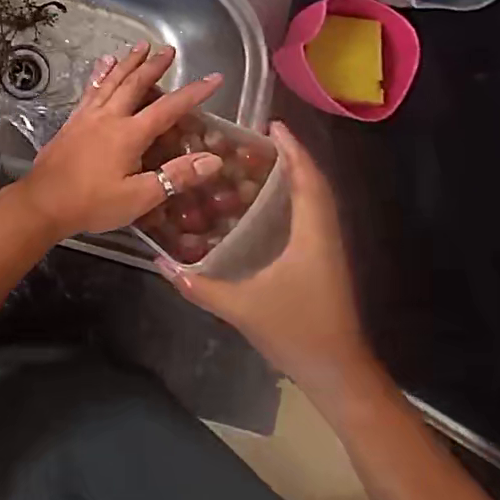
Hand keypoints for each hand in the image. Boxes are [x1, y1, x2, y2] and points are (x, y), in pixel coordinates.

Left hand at [7, 42, 224, 242]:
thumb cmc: (91, 203)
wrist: (43, 202)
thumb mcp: (138, 198)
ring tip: (140, 47)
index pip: (169, 108)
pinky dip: (100, 75)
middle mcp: (109, 117)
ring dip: (128, 63)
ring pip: (111, 81)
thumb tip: (213, 160)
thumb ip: (175, 177)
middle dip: (154, 66)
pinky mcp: (72, 121)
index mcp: (129, 134)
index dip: (193, 93)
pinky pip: (90, 90)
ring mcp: (87, 116)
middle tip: (168, 50)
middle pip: (135, 84)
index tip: (214, 78)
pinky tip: (102, 66)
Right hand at [157, 121, 376, 395]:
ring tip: (260, 161)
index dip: (293, 150)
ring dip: (294, 175)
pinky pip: (312, 216)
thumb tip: (160, 262)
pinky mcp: (324, 261)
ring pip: (316, 200)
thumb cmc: (296, 333)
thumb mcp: (241, 307)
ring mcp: (328, 249)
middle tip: (258, 139)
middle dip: (291, 157)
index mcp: (311, 236)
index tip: (272, 125)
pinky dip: (296, 197)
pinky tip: (268, 202)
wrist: (338, 373)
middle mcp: (324, 235)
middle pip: (314, 184)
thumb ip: (198, 285)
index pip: (308, 181)